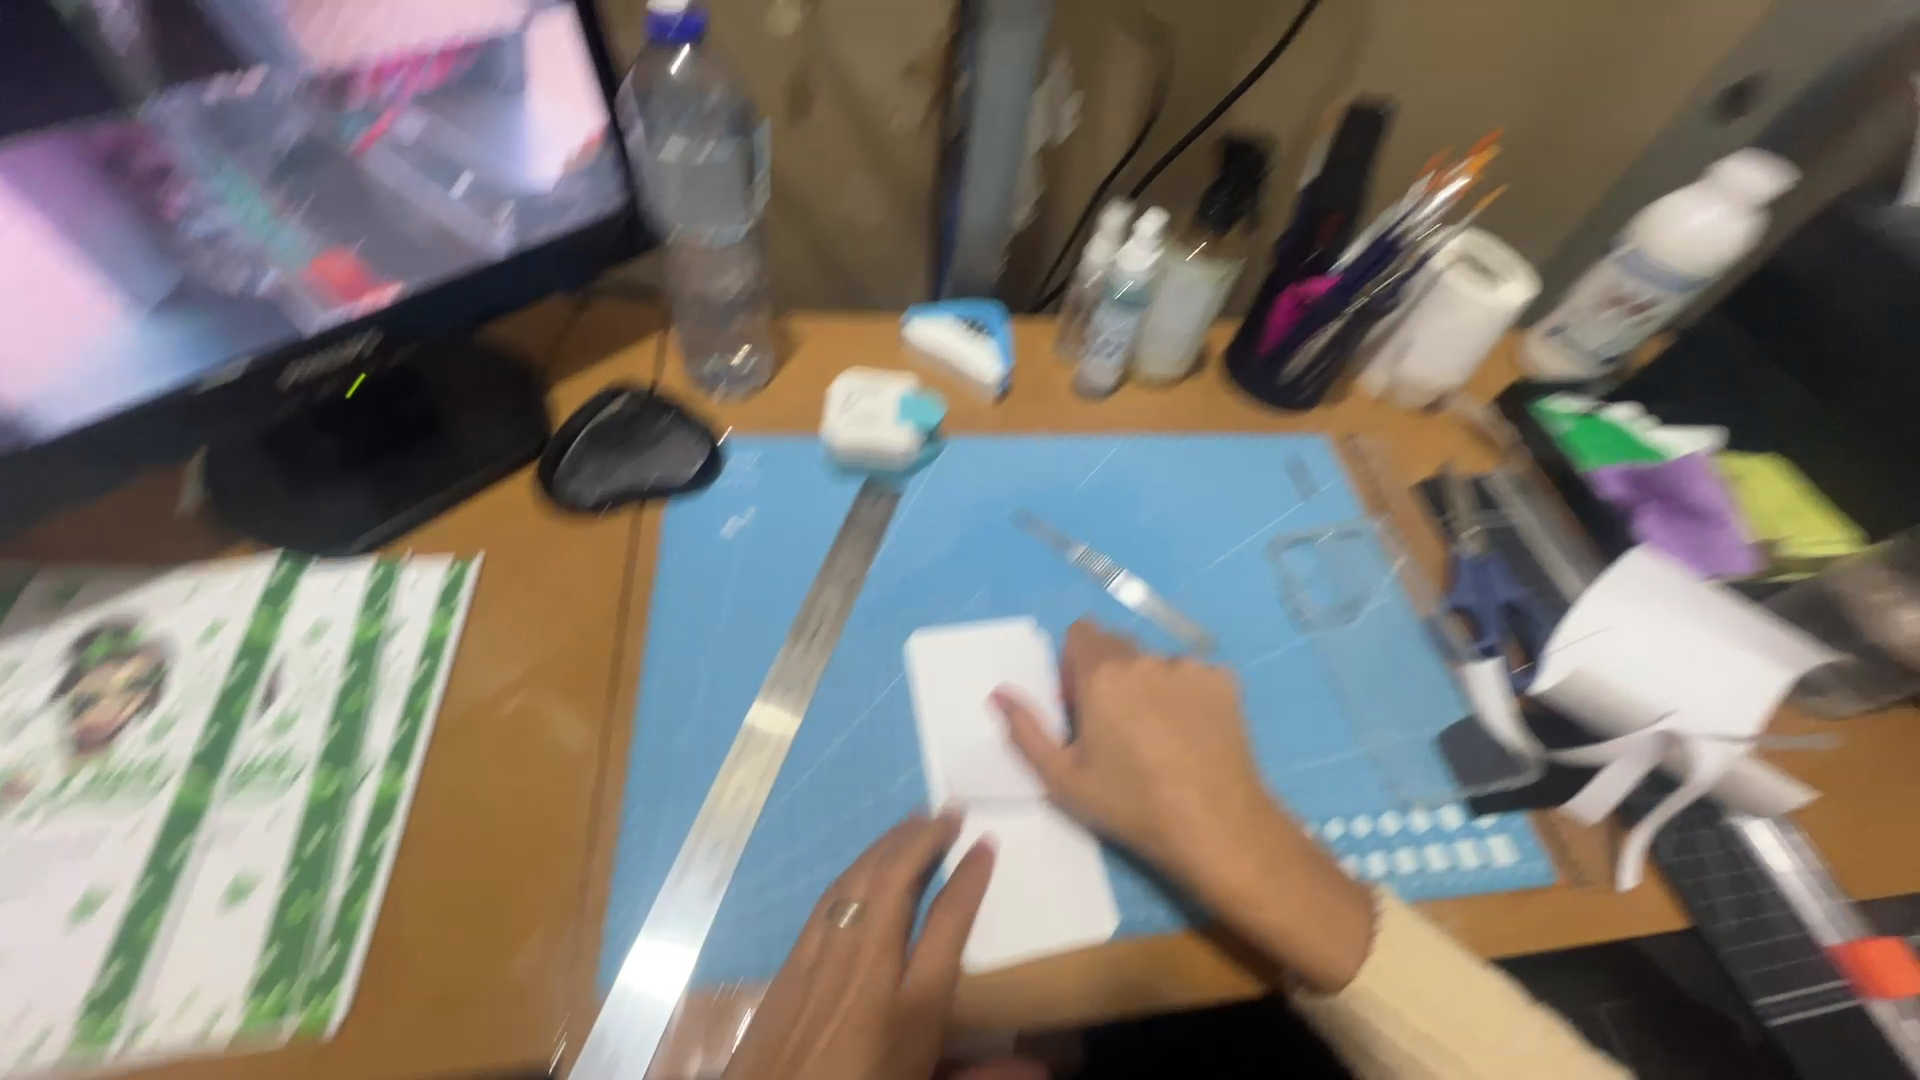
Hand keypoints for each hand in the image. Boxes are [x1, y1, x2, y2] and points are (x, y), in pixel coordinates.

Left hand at [721, 813, 993, 1079]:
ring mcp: (826, 958)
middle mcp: (869, 968)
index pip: (949, 920)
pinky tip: (867, 860)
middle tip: (950, 811)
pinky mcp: (793, 960)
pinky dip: (856, 867)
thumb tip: (1042, 1066)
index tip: (986, 842)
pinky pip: (831, 897)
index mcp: (912, 1006)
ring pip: (861, 881)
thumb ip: (983, 1069)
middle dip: (926, 839)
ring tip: (915, 819)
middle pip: (898, 882)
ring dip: (891, 843)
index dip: (970, 876)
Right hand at [992, 620, 1373, 992]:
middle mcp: (1145, 658)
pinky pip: (1194, 676)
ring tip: (1162, 736)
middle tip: (1118, 725)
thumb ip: (1025, 729)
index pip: (1080, 632)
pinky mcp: (1225, 681)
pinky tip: (1194, 735)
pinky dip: (1187, 696)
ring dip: (1149, 685)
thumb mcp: (1062, 778)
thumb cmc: (1129, 804)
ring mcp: (1189, 667)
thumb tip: (999, 693)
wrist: (1216, 826)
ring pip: (1156, 663)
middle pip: (1118, 646)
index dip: (1075, 664)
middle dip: (1110, 674)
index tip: (1083, 703)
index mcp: (1101, 674)